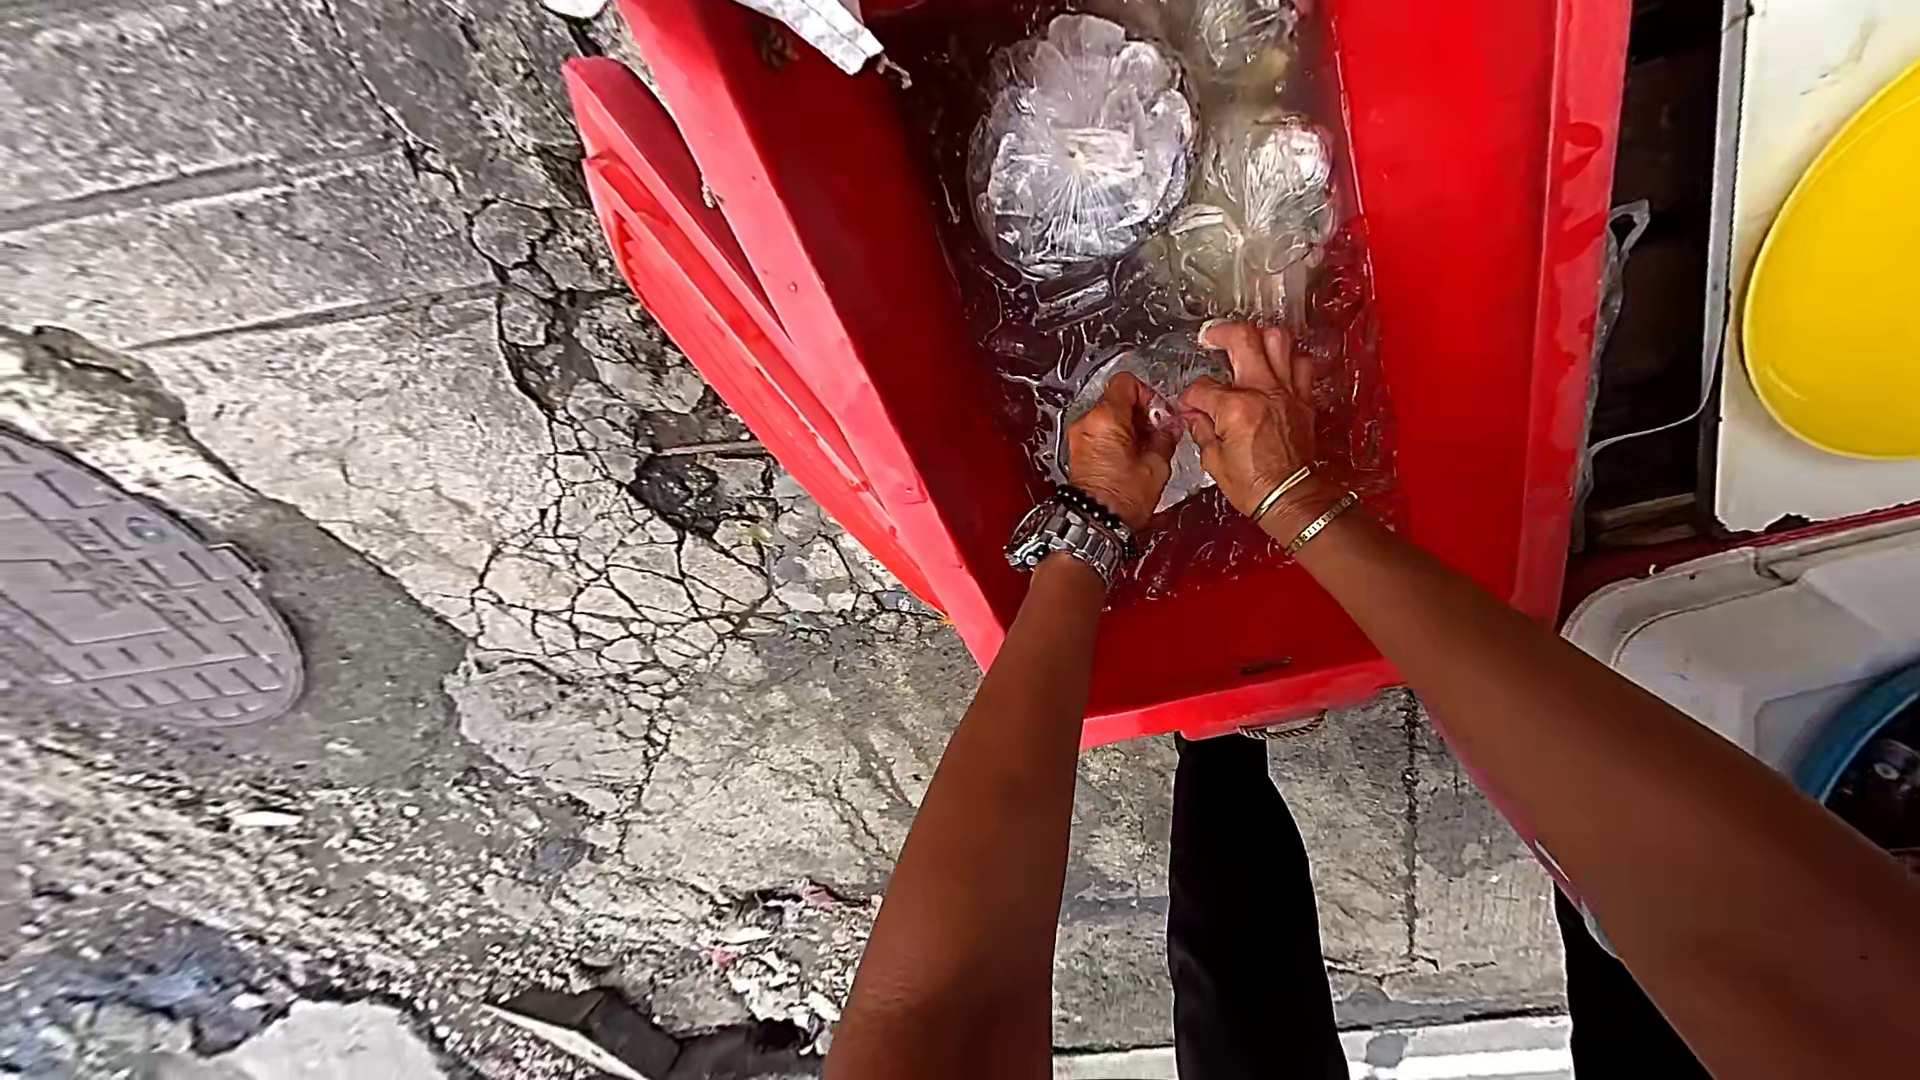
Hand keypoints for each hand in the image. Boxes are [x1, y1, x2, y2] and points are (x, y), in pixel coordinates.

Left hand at [1067, 371, 1176, 530]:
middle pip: (1116, 399)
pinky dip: (1116, 438)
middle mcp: (1088, 423)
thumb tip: (1170, 427)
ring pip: (1108, 417)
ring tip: (1146, 447)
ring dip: (1129, 426)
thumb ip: (1166, 436)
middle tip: (1157, 431)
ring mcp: (1080, 438)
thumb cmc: (1122, 498)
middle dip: (1140, 412)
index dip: (1147, 393)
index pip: (1126, 382)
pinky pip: (1099, 434)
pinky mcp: (1079, 452)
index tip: (1158, 412)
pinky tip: (1131, 457)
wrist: (1097, 522)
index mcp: (1106, 418)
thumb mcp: (1156, 464)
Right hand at [1180, 322, 1318, 519]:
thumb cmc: (1250, 484)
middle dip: (1221, 333)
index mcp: (1235, 408)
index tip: (1187, 407)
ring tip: (1245, 343)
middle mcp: (1263, 391)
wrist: (1288, 496)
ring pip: (1278, 340)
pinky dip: (1286, 359)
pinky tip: (1274, 365)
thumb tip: (1193, 413)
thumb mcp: (1212, 459)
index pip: (1201, 388)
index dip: (1189, 397)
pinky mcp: (1303, 399)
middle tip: (1210, 336)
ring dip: (1258, 336)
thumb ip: (1201, 428)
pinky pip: (1300, 364)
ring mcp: (1287, 392)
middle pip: (1244, 339)